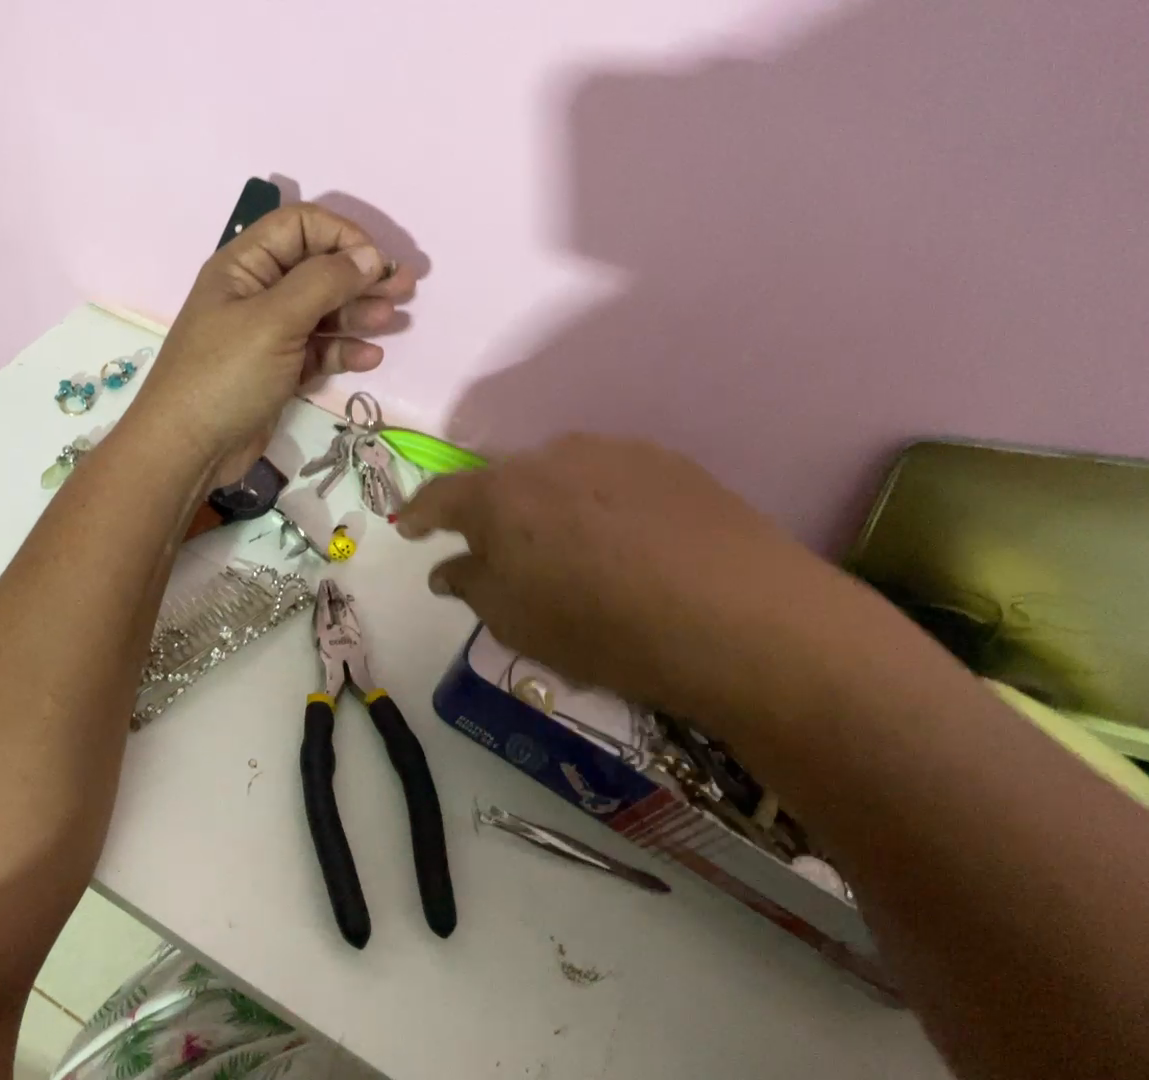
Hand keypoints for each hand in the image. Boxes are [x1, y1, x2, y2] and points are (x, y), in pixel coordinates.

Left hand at [128, 203, 415, 481]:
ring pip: (321, 311)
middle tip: (406, 287)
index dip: (341, 235)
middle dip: (360, 275)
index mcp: (243, 266)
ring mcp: (266, 335)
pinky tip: (370, 358)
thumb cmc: (225, 375)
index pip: (300, 227)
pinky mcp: (276, 372)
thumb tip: (369, 255)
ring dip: (358, 313)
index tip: (375, 261)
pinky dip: (342, 350)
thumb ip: (324, 282)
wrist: (188, 449)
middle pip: (317, 268)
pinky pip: (317, 351)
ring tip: (393, 321)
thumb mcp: (274, 320)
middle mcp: (255, 293)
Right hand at [398, 436, 895, 726]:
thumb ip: (472, 585)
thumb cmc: (603, 629)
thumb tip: (449, 566)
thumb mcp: (516, 623)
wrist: (741, 619)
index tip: (407, 527)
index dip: (420, 512)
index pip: (441, 495)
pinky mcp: (668, 462)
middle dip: (491, 514)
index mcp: (500, 495)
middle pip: (503, 481)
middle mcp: (549, 457)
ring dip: (548, 506)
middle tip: (499, 553)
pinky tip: (624, 541)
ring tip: (568, 548)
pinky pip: (609, 478)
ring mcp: (613, 452)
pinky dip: (598, 504)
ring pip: (558, 475)